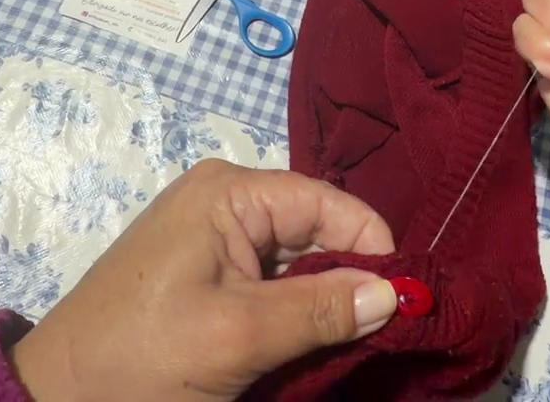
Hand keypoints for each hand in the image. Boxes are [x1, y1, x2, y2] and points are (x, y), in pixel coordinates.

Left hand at [10, 159, 400, 401]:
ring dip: (322, 297)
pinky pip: (268, 277)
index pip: (325, 201)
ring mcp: (214, 231)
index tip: (407, 299)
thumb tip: (396, 293)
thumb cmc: (142, 360)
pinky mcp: (206, 267)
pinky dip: (293, 308)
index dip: (370, 245)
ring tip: (352, 339)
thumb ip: (319, 309)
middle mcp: (226, 197)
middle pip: (313, 227)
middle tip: (385, 328)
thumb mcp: (238, 336)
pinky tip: (312, 340)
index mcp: (231, 190)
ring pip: (294, 256)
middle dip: (349, 275)